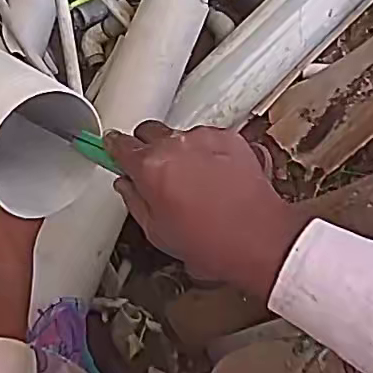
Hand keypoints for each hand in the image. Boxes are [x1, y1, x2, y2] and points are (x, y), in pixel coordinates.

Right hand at [104, 122, 308, 300]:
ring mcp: (203, 138)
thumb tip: (127, 186)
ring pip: (178, 135)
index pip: (119, 143)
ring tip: (193, 181)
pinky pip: (207, 138)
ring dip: (179, 151)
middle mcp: (174, 145)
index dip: (114, 148)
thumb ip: (134, 201)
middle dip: (146, 147)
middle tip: (156, 171)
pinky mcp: (229, 138)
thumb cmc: (212, 241)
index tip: (112, 149)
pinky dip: (206, 152)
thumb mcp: (157, 231)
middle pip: (147, 131)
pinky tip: (214, 177)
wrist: (260, 238)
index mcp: (150, 166)